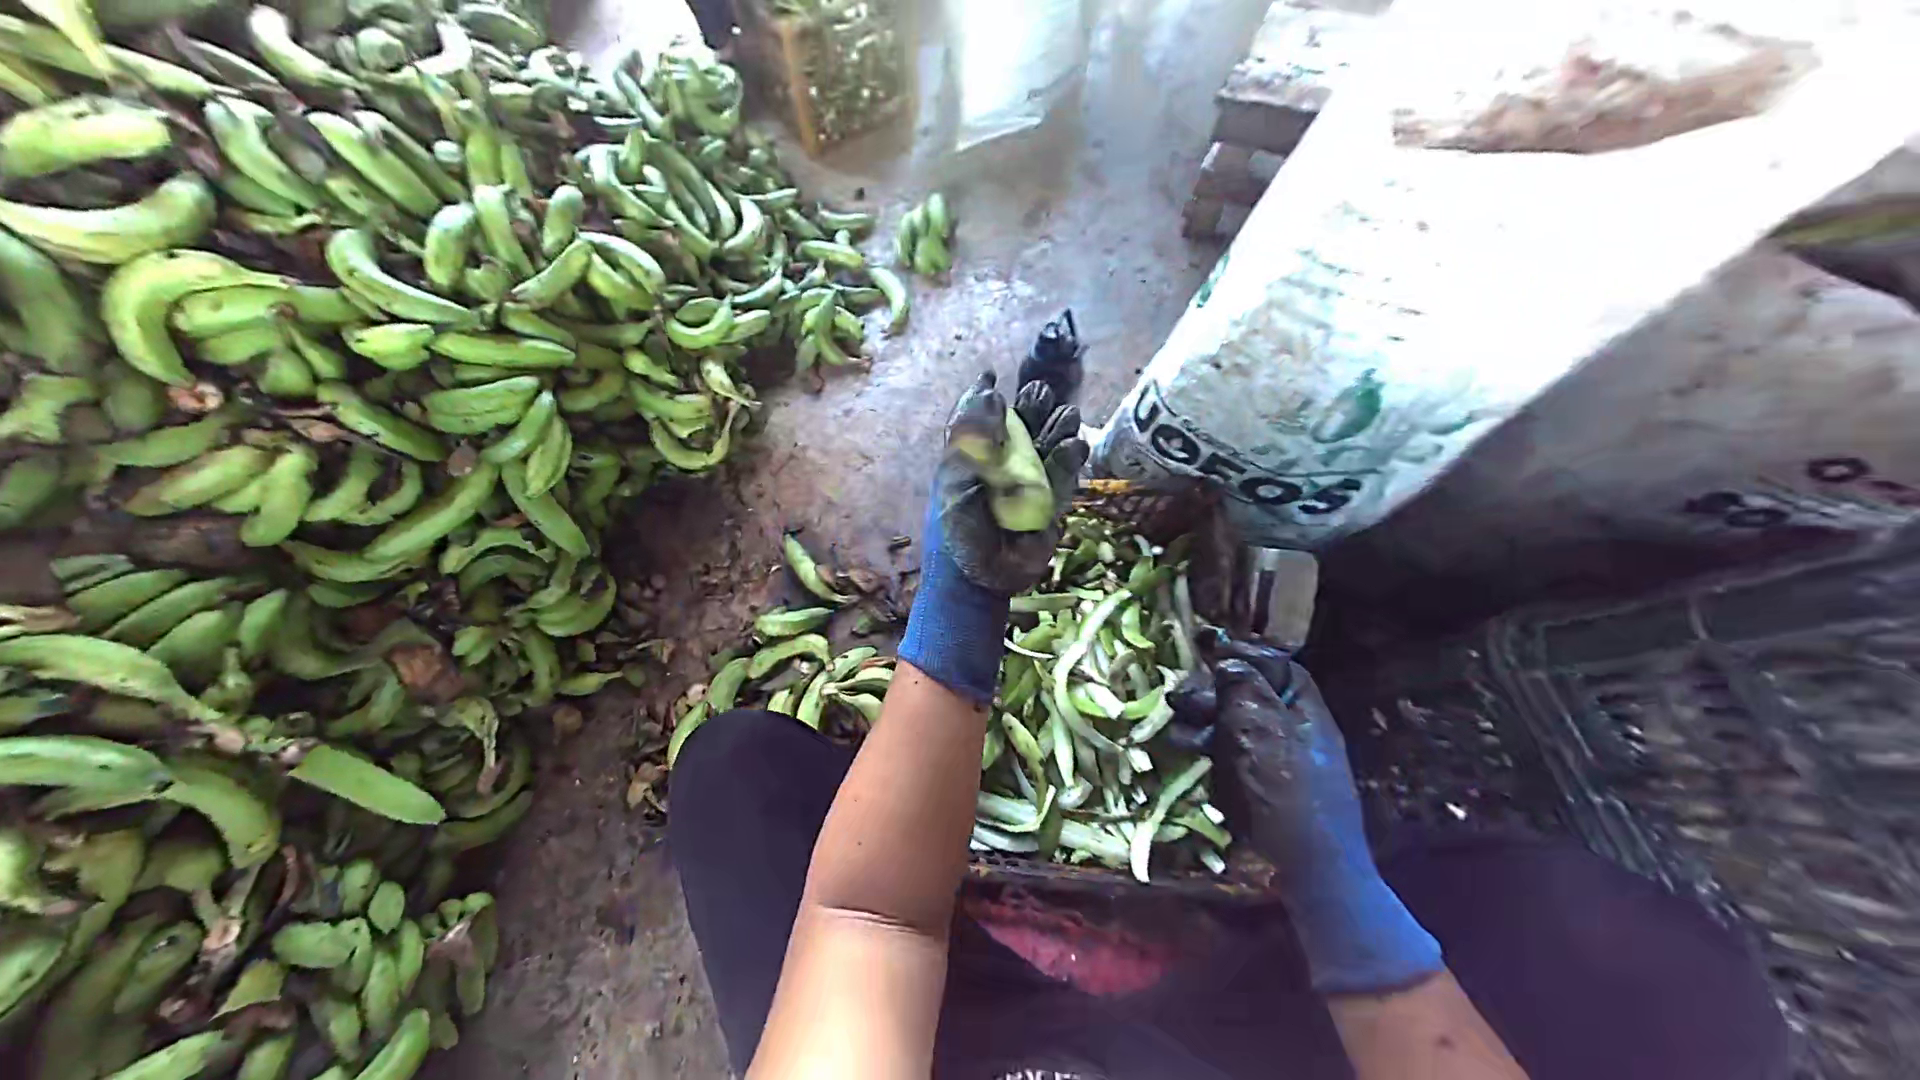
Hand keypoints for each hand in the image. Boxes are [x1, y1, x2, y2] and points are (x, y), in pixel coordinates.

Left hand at [932, 373, 1086, 594]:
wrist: (979, 577)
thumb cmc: (958, 528)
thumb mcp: (957, 477)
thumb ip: (973, 434)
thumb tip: (990, 389)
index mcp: (976, 459)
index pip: (987, 420)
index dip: (991, 397)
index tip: (993, 377)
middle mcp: (1004, 467)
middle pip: (1026, 427)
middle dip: (1035, 409)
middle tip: (1040, 396)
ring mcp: (1031, 484)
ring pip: (1050, 446)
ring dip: (1059, 428)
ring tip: (1066, 415)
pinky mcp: (1052, 504)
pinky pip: (1066, 475)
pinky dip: (1071, 458)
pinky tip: (1074, 445)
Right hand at [1204, 635, 1442, 994]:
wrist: (1309, 869)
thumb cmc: (1289, 792)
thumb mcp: (1263, 730)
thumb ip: (1243, 688)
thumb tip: (1226, 661)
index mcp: (1304, 709)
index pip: (1275, 665)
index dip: (1241, 652)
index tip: (1206, 644)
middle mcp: (1288, 727)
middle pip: (1245, 692)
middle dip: (1210, 689)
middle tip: (1180, 694)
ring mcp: (1269, 755)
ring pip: (1228, 721)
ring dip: (1200, 716)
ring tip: (1177, 721)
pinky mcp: (1252, 780)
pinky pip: (1223, 750)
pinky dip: (1202, 744)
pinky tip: (1185, 746)